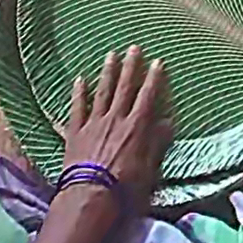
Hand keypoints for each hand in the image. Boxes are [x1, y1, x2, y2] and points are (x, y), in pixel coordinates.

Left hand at [22, 47, 171, 242]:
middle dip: (131, 67)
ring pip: (102, 92)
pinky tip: (79, 79)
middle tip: (134, 47)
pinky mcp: (75, 131)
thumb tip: (167, 122)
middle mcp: (115, 119)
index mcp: (135, 127)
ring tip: (111, 55)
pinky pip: (77, 107)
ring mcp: (93, 123)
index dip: (153, 79)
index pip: (147, 97)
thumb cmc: (124, 187)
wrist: (90, 195)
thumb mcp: (148, 168)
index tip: (157, 62)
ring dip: (108, 73)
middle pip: (125, 88)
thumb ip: (156, 143)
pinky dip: (79, 92)